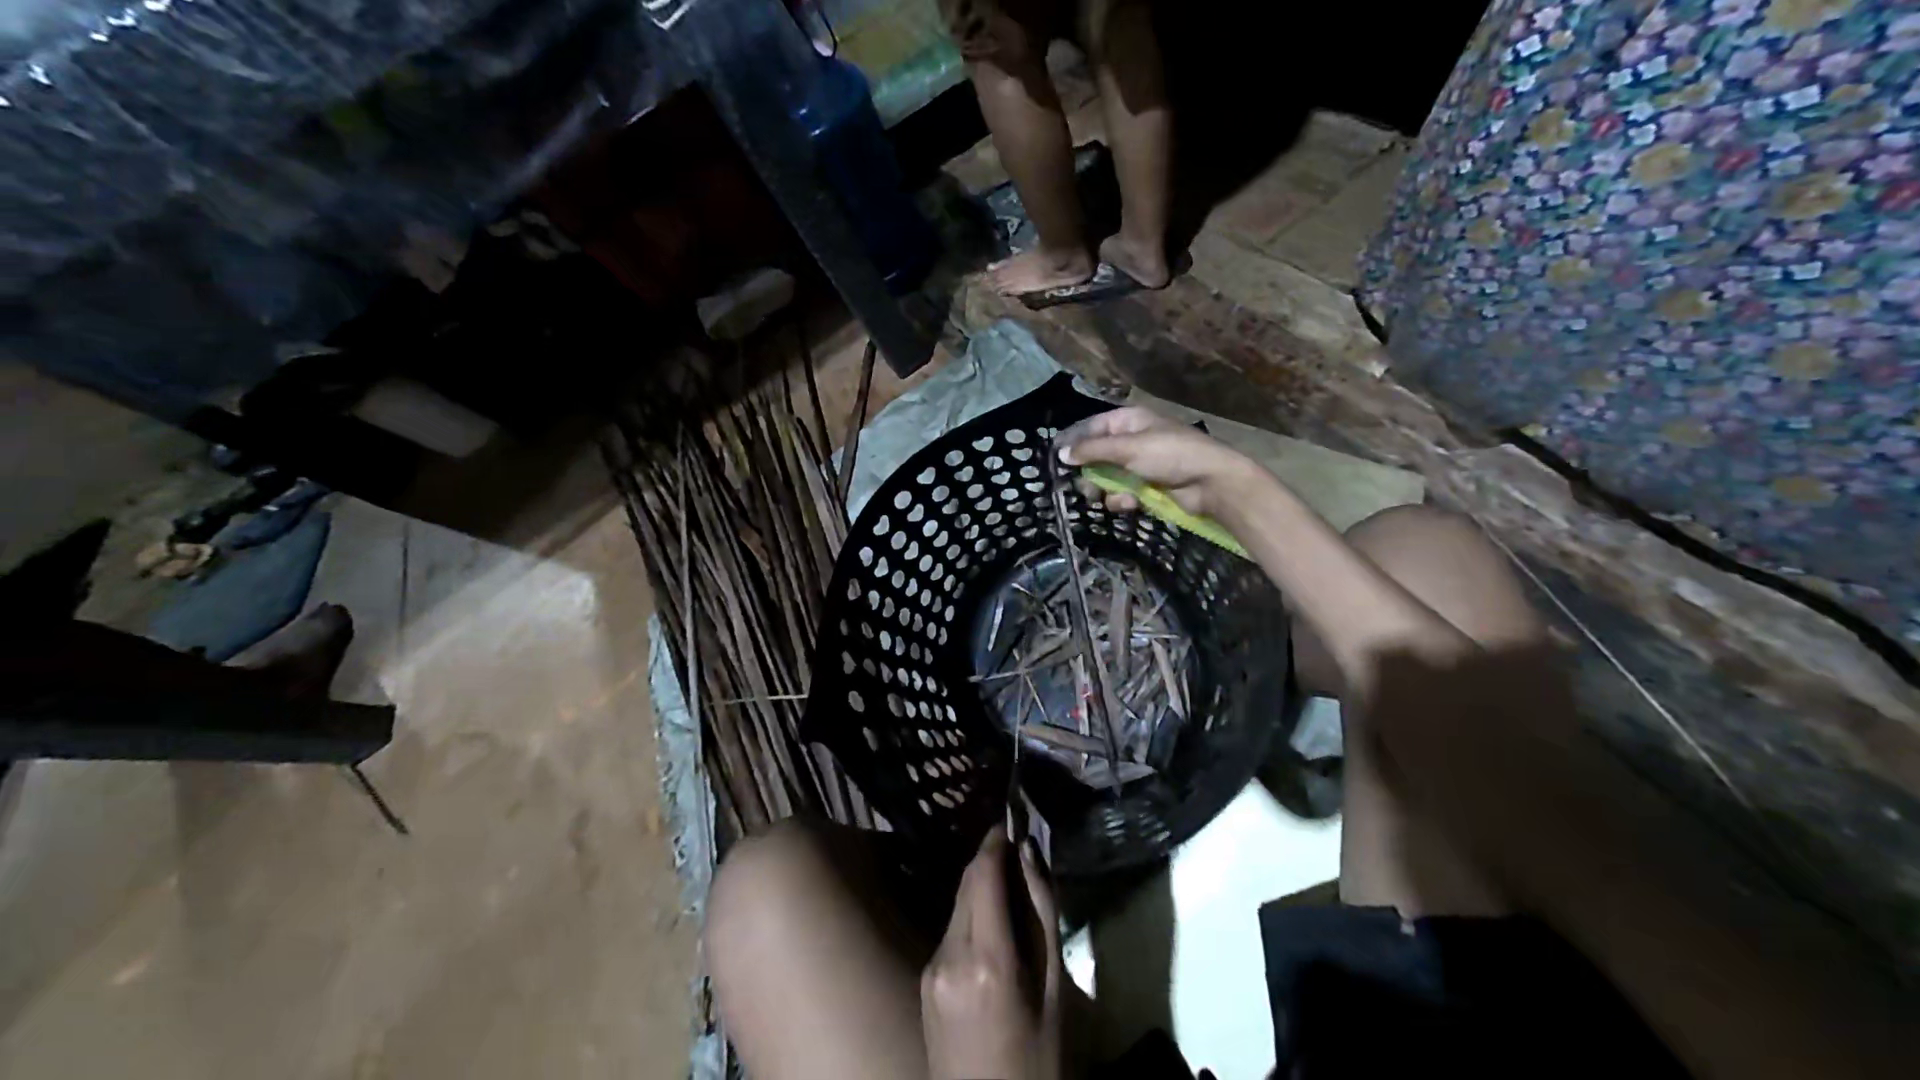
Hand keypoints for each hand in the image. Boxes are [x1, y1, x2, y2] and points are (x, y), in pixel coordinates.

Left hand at [922, 830, 1062, 1079]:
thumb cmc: (1039, 1059)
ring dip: (982, 889)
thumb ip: (1043, 917)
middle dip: (990, 861)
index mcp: (987, 959)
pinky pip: (950, 932)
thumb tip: (1030, 853)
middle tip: (1018, 849)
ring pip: (958, 907)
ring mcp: (931, 969)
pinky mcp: (924, 981)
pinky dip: (972, 918)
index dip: (995, 840)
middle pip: (966, 885)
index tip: (1011, 819)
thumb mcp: (1055, 991)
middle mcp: (949, 955)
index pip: (983, 874)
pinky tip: (995, 932)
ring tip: (1013, 891)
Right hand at [1056, 407, 1268, 521]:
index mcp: (1129, 421)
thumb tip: (1062, 453)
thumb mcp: (1128, 448)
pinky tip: (1131, 504)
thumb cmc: (1171, 455)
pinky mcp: (1148, 487)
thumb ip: (1093, 450)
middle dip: (1088, 472)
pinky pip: (1123, 492)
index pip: (1091, 427)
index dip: (1073, 441)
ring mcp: (1140, 465)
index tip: (1055, 458)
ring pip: (1107, 477)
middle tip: (1082, 486)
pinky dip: (1123, 500)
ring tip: (1104, 497)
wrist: (1212, 483)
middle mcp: (1133, 439)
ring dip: (1104, 489)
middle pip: (1096, 455)